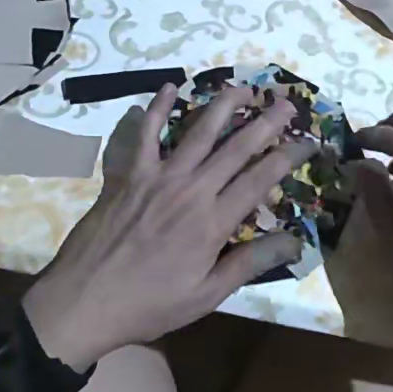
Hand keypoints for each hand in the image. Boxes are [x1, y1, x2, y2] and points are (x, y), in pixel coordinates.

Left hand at [22, 84, 312, 369]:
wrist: (84, 302)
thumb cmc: (150, 304)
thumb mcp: (207, 295)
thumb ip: (250, 264)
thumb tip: (295, 243)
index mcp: (213, 222)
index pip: (260, 179)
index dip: (288, 156)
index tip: (308, 140)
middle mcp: (191, 190)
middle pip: (236, 148)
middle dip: (265, 122)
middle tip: (286, 103)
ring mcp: (159, 177)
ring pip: (198, 132)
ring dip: (222, 106)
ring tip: (242, 87)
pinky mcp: (131, 173)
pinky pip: (146, 134)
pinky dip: (158, 109)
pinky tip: (169, 87)